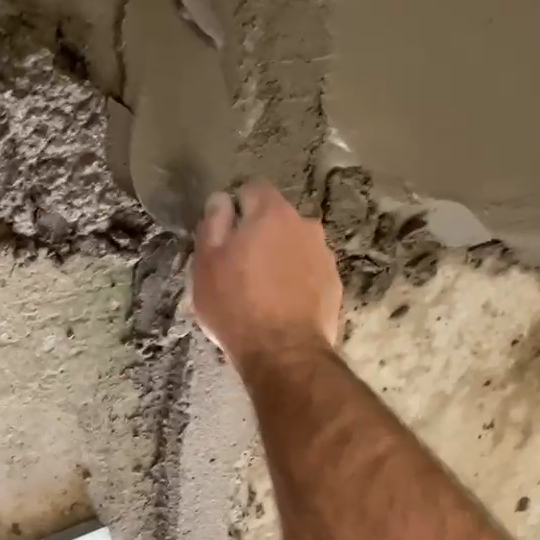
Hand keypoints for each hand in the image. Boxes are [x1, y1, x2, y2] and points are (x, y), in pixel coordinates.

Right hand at [189, 180, 342, 362]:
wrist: (283, 351)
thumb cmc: (235, 305)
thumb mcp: (206, 265)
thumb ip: (212, 225)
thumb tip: (220, 200)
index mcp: (271, 214)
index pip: (253, 188)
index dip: (235, 206)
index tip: (222, 232)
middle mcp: (304, 224)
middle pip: (275, 219)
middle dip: (257, 235)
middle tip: (236, 268)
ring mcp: (323, 254)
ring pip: (293, 246)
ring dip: (277, 259)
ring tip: (258, 292)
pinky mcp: (333, 284)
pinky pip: (307, 273)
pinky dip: (293, 282)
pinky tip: (278, 307)